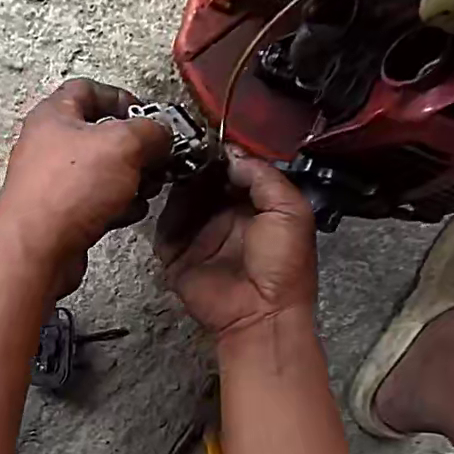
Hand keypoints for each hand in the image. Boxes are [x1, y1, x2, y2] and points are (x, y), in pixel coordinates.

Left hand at [0, 79, 171, 289]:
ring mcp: (53, 185)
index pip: (88, 90)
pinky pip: (96, 204)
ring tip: (149, 188)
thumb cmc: (67, 190)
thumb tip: (163, 136)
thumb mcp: (124, 145)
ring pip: (101, 174)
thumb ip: (151, 132)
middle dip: (134, 147)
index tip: (146, 113)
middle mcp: (48, 147)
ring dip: (130, 180)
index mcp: (54, 116)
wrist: (38, 249)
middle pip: (100, 137)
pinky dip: (117, 206)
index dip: (121, 97)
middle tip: (156, 157)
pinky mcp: (60, 217)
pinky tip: (131, 212)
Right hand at [157, 153, 317, 338]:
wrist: (261, 314)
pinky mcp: (179, 258)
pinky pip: (164, 231)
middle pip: (202, 182)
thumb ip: (263, 177)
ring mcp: (201, 238)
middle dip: (195, 166)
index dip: (222, 154)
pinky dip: (164, 215)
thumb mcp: (290, 210)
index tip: (209, 139)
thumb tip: (232, 155)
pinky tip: (170, 200)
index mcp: (255, 206)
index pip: (232, 171)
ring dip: (179, 186)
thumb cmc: (284, 269)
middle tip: (188, 150)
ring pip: (181, 202)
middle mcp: (225, 219)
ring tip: (178, 170)